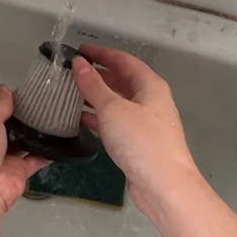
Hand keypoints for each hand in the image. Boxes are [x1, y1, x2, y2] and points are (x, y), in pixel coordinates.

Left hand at [0, 85, 49, 223]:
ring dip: (32, 135)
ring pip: (20, 144)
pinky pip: (34, 160)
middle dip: (18, 120)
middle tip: (38, 105)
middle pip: (4, 128)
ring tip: (50, 118)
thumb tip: (4, 91)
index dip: (0, 105)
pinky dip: (45, 153)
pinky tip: (56, 141)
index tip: (18, 96)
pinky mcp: (16, 173)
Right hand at [72, 44, 203, 212]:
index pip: (124, 60)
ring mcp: (146, 122)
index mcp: (150, 85)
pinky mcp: (139, 142)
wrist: (164, 185)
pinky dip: (99, 117)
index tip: (80, 50)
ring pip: (118, 102)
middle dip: (98, 74)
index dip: (101, 53)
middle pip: (122, 80)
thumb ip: (94, 85)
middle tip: (72, 71)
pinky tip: (81, 119)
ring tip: (71, 92)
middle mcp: (151, 100)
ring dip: (96, 96)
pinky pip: (116, 121)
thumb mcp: (113, 109)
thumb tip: (79, 63)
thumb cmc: (142, 142)